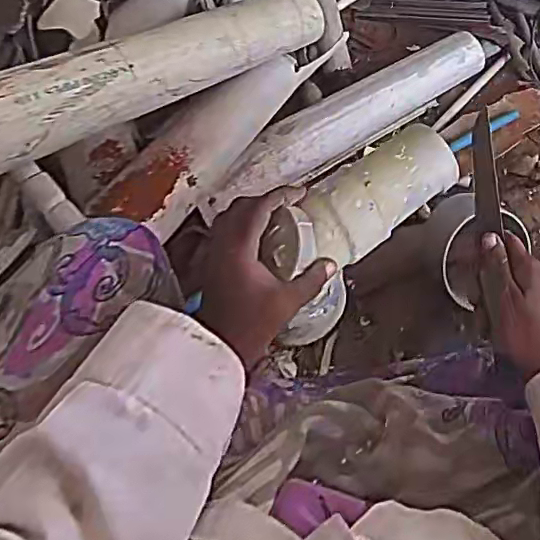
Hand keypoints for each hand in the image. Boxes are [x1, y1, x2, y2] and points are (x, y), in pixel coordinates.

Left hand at [196, 188, 337, 369]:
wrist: (217, 346)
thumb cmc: (249, 326)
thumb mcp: (287, 302)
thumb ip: (311, 280)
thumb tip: (329, 264)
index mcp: (239, 248)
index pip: (259, 207)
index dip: (281, 195)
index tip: (299, 193)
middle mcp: (222, 245)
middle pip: (242, 205)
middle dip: (266, 198)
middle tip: (289, 202)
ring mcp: (213, 253)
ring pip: (229, 215)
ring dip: (251, 208)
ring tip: (274, 214)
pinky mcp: (210, 263)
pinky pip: (224, 229)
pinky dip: (241, 222)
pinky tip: (256, 235)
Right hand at [481, 232, 539, 380]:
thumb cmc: (522, 332)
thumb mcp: (503, 295)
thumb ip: (496, 265)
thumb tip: (489, 237)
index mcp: (529, 267)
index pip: (504, 241)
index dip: (486, 248)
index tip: (474, 262)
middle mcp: (531, 275)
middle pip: (498, 263)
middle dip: (483, 279)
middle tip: (480, 296)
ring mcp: (529, 292)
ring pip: (497, 283)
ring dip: (486, 298)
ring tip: (486, 315)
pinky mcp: (525, 307)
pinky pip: (502, 299)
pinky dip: (493, 309)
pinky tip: (490, 323)